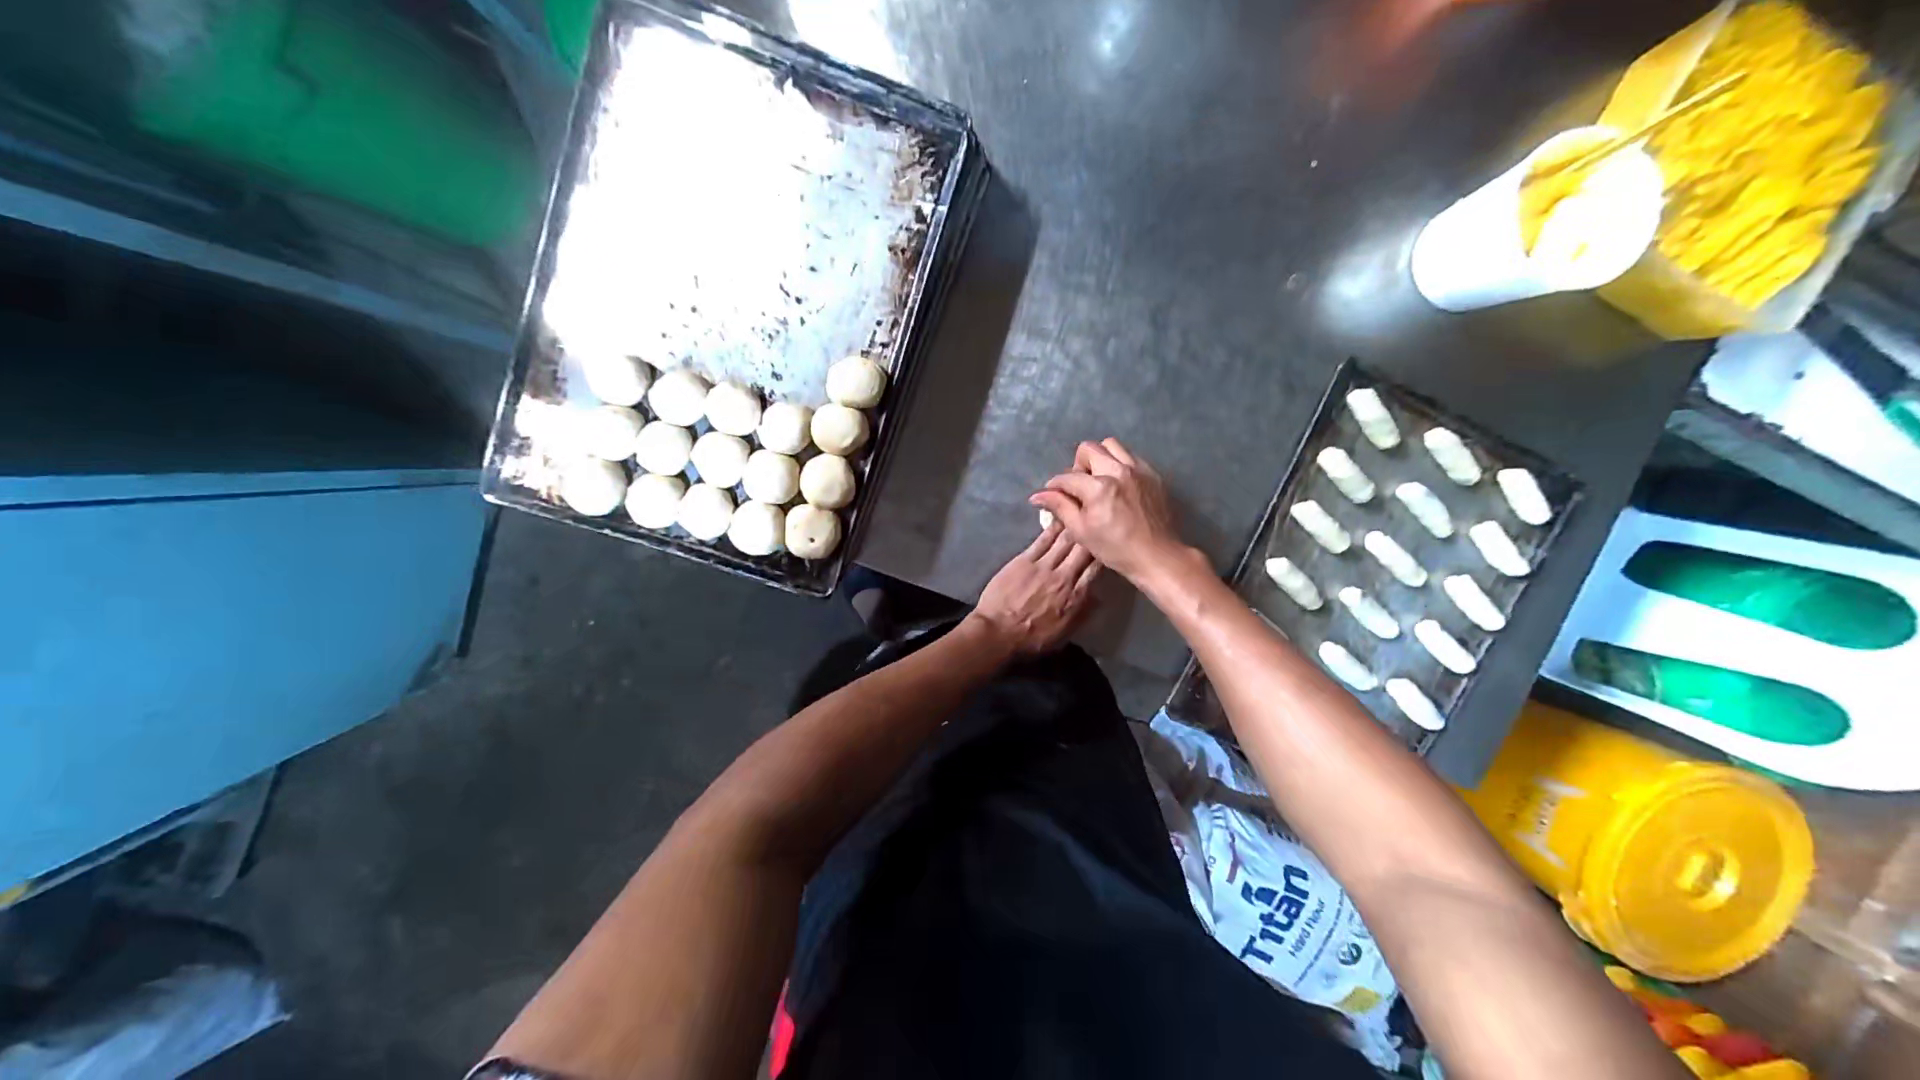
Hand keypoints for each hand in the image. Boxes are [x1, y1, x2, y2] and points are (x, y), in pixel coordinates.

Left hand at [966, 524, 1100, 656]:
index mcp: (1076, 597)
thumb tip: (1099, 596)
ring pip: (1065, 540)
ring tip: (1082, 510)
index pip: (1095, 569)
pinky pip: (1043, 539)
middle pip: (1083, 550)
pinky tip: (1059, 515)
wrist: (998, 633)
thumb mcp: (1064, 632)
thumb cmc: (1032, 639)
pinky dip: (1053, 527)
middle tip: (1097, 518)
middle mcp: (1064, 577)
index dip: (1103, 553)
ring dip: (1074, 525)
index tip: (1108, 541)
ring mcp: (1043, 566)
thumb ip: (1083, 612)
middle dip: (1091, 533)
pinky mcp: (1024, 560)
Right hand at [1030, 439, 1186, 580]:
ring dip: (1100, 458)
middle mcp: (1119, 470)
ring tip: (1099, 480)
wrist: (1157, 555)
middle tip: (1079, 486)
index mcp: (1099, 487)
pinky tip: (1118, 485)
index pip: (1067, 477)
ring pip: (1112, 446)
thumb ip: (1060, 507)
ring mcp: (1138, 470)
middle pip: (1089, 449)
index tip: (1052, 495)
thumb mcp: (1081, 531)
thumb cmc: (1115, 548)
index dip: (1054, 486)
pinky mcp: (1152, 474)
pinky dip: (1119, 464)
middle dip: (1078, 465)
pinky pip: (1130, 457)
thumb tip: (1037, 495)